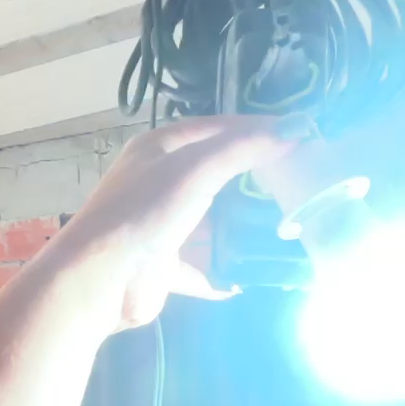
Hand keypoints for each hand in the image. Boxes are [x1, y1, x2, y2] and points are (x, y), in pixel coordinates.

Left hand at [44, 115, 298, 331]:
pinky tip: (250, 277)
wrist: (103, 278)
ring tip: (285, 230)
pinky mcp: (162, 267)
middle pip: (215, 176)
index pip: (218, 128)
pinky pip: (200, 268)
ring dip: (240, 230)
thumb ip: (246, 148)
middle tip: (298, 184)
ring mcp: (159, 227)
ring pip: (209, 224)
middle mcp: (158, 183)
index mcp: (161, 148)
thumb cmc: (147, 212)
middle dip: (253, 181)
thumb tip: (298, 128)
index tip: (301, 136)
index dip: (258, 130)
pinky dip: (222, 274)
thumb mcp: (199, 168)